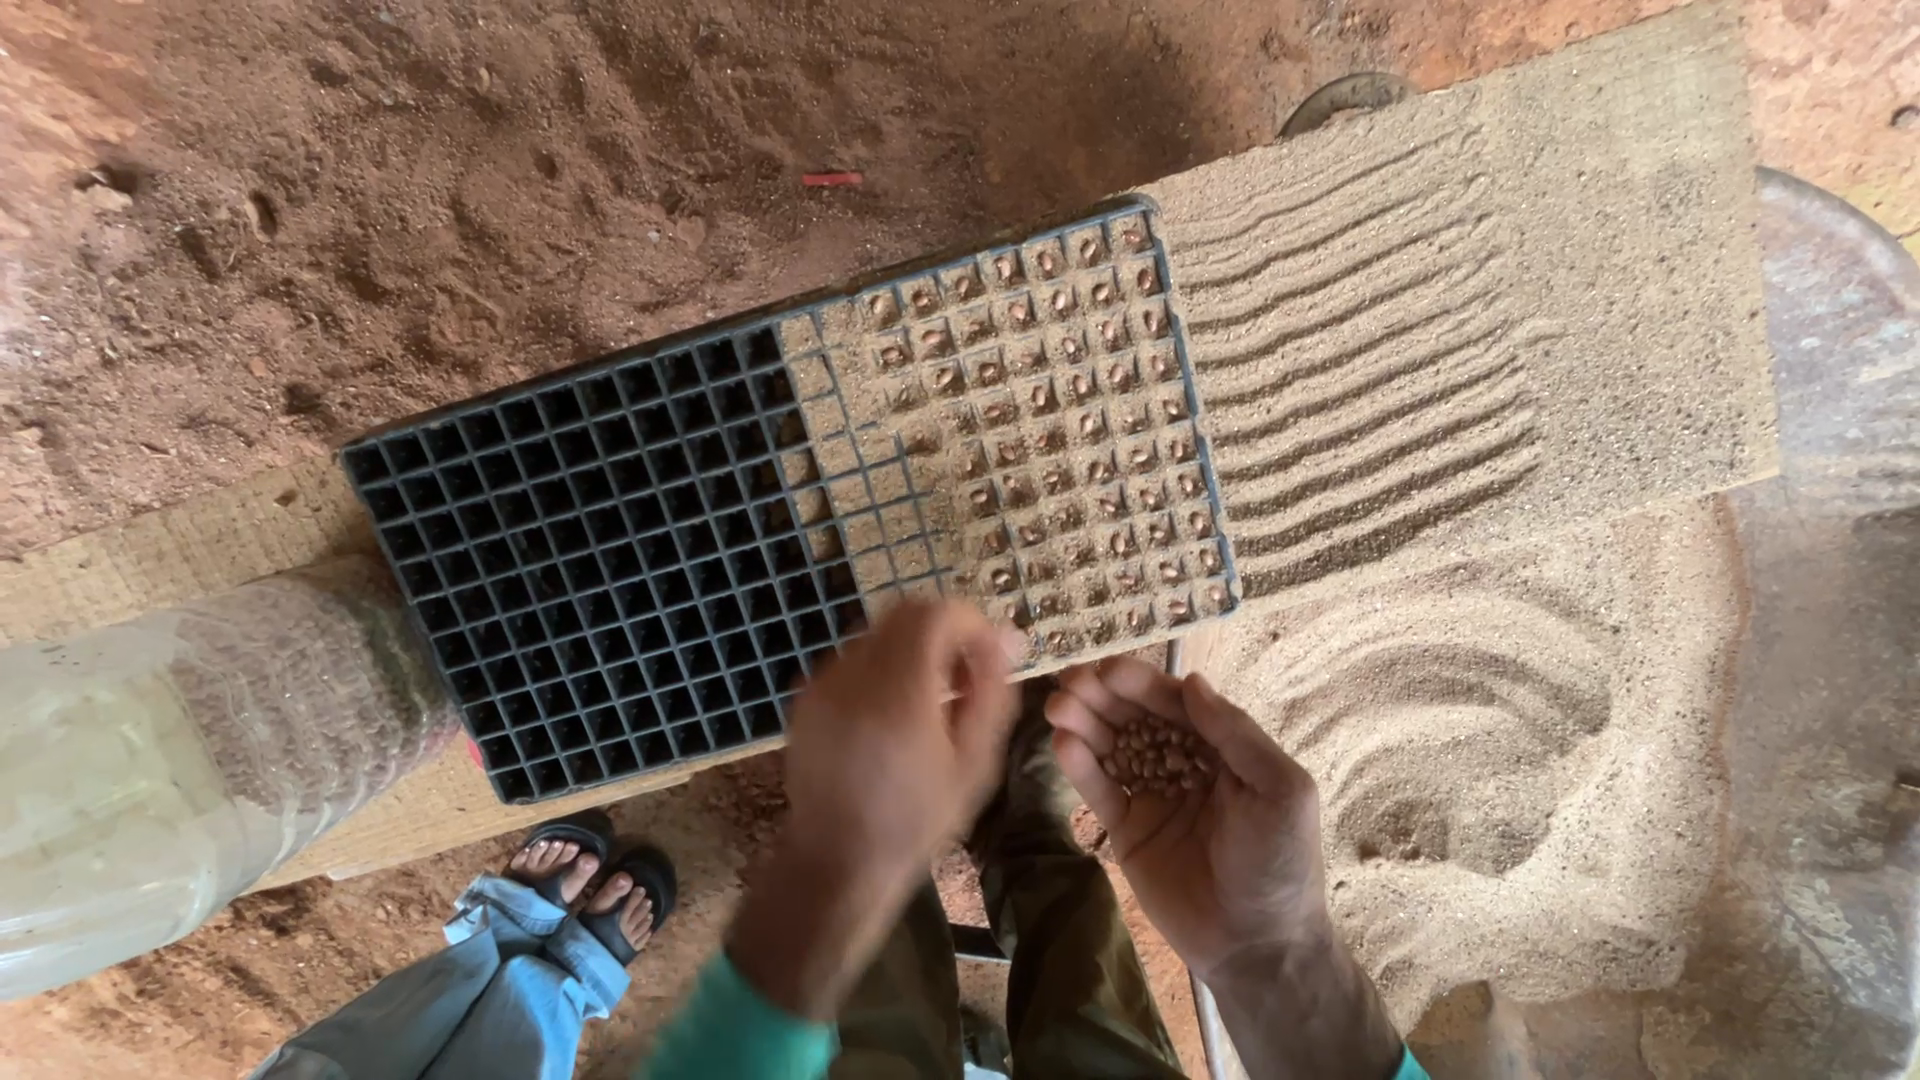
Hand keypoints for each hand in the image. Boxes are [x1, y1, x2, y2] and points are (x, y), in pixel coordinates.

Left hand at [730, 599, 1020, 1019]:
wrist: (837, 860)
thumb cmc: (916, 818)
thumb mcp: (973, 764)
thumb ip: (992, 693)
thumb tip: (1006, 638)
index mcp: (900, 693)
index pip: (936, 614)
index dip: (969, 622)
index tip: (987, 652)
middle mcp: (855, 676)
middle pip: (905, 612)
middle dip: (942, 630)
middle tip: (963, 671)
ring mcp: (824, 683)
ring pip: (878, 632)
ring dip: (911, 646)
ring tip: (930, 695)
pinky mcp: (807, 696)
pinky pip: (853, 658)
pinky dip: (881, 666)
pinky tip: (892, 711)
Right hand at [1047, 658, 1402, 1078]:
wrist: (1258, 948)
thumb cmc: (1278, 863)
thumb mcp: (1280, 790)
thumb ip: (1236, 734)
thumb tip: (1192, 680)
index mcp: (1220, 750)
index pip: (1175, 705)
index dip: (1142, 684)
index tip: (1107, 668)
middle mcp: (1181, 763)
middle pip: (1135, 719)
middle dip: (1102, 696)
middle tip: (1068, 679)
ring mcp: (1150, 794)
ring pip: (1111, 747)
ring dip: (1084, 722)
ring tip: (1057, 705)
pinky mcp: (1125, 829)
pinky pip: (1100, 790)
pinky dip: (1080, 766)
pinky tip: (1062, 743)